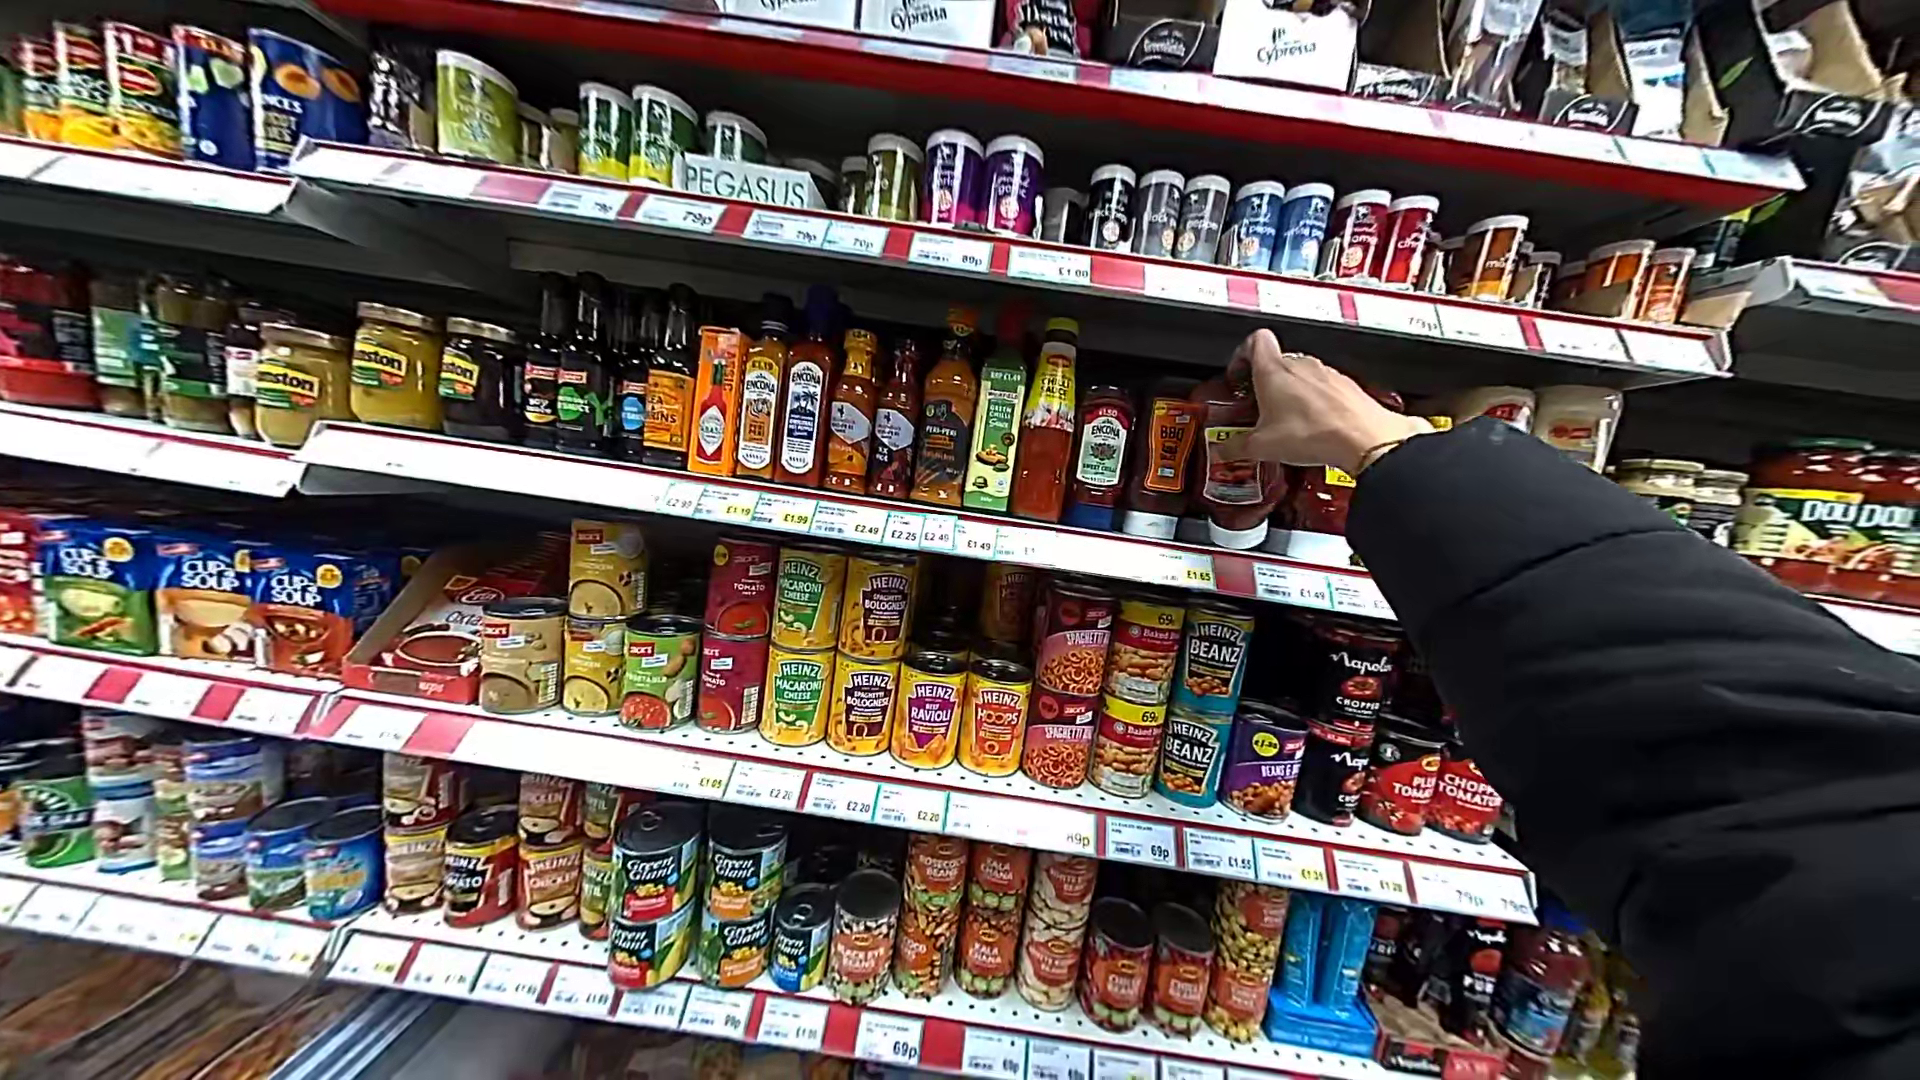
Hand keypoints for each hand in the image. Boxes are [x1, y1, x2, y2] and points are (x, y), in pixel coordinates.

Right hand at [1232, 329, 1428, 473]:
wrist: (1364, 439)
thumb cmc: (1316, 432)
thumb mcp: (1260, 446)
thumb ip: (1234, 446)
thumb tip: (1223, 450)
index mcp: (1274, 371)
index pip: (1254, 341)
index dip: (1241, 354)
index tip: (1237, 375)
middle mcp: (1301, 365)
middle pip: (1275, 361)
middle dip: (1262, 383)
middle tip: (1255, 406)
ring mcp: (1326, 373)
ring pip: (1299, 374)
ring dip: (1288, 393)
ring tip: (1283, 421)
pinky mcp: (1345, 386)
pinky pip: (1321, 388)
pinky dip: (1311, 402)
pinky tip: (1309, 427)